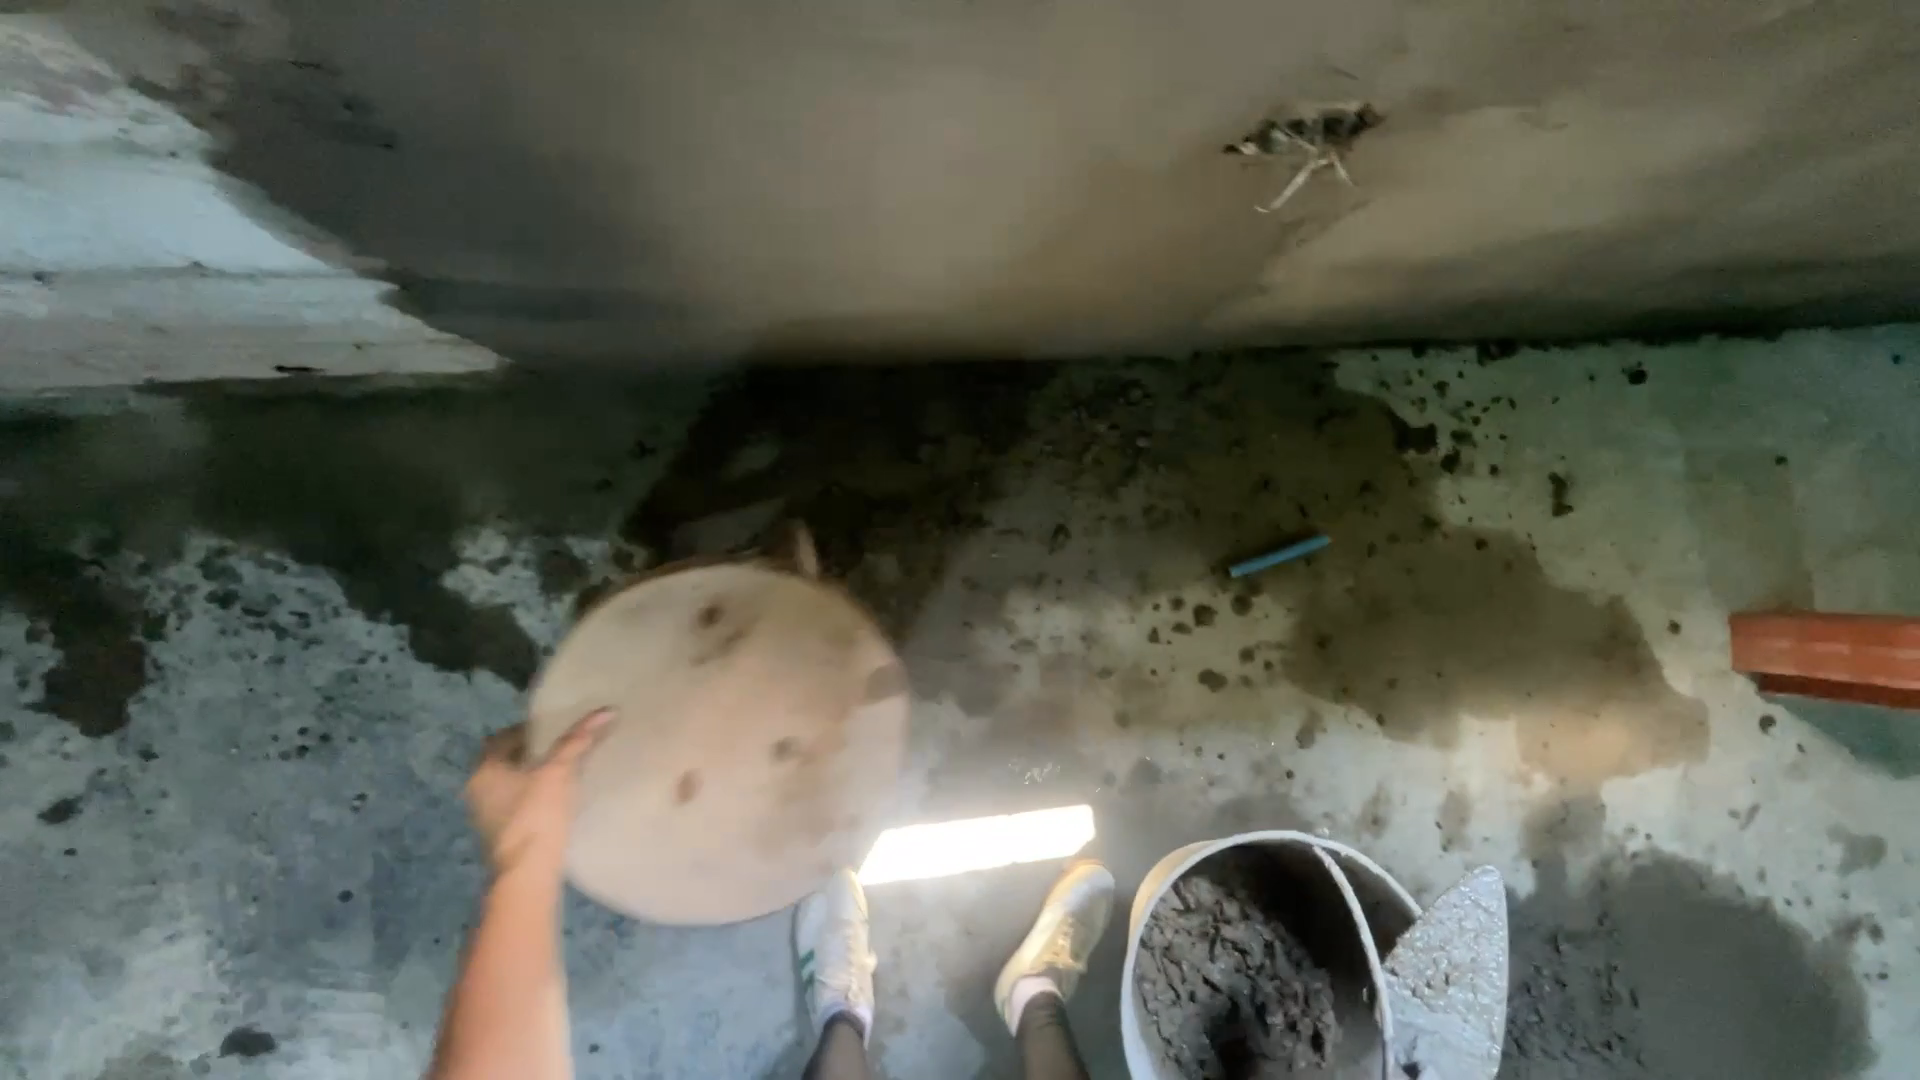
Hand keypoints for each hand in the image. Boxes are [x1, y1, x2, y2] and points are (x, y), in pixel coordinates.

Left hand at [464, 710, 611, 878]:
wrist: (527, 873)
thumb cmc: (536, 814)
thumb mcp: (559, 772)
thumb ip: (578, 741)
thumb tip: (605, 710)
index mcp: (484, 771)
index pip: (501, 739)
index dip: (527, 729)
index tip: (554, 726)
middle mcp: (477, 791)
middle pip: (505, 761)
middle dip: (531, 751)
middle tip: (563, 744)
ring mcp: (487, 815)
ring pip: (510, 784)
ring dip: (532, 774)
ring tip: (565, 768)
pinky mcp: (502, 834)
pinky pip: (516, 803)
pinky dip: (533, 795)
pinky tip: (558, 796)